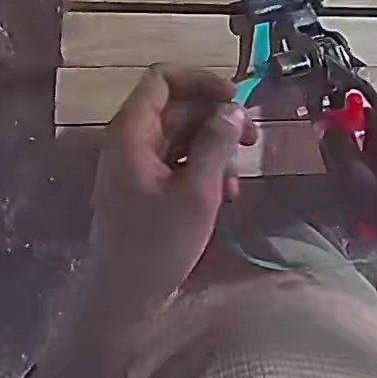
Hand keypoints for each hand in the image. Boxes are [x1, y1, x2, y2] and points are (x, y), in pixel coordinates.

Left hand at [17, 65, 256, 377]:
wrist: (124, 298)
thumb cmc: (156, 244)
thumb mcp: (196, 192)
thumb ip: (216, 145)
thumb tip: (234, 108)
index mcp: (132, 131)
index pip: (163, 79)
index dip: (201, 80)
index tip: (236, 98)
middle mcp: (131, 140)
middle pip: (177, 108)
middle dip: (217, 118)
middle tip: (252, 138)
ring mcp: (137, 164)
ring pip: (181, 135)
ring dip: (214, 147)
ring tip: (239, 175)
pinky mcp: (146, 186)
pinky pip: (178, 161)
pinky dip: (203, 168)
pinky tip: (225, 193)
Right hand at [320, 100, 376, 377]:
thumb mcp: (355, 178)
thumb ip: (336, 145)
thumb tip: (324, 122)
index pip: (359, 107)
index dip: (342, 126)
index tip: (334, 147)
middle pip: (374, 127)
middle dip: (360, 148)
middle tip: (353, 178)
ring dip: (374, 162)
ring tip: (372, 192)